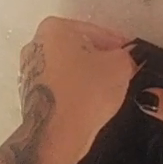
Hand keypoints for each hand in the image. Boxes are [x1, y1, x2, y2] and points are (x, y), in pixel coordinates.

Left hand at [19, 17, 137, 158]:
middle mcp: (35, 43)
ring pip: (70, 68)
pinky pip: (61, 86)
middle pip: (80, 48)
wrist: (57, 135)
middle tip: (123, 73)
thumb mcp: (121, 66)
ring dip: (88, 76)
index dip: (120, 46)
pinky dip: (76, 90)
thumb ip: (128, 55)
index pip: (97, 32)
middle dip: (101, 59)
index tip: (133, 57)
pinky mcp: (30, 93)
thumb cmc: (87, 92)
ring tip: (109, 90)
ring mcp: (28, 70)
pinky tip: (91, 102)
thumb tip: (128, 58)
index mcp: (54, 28)